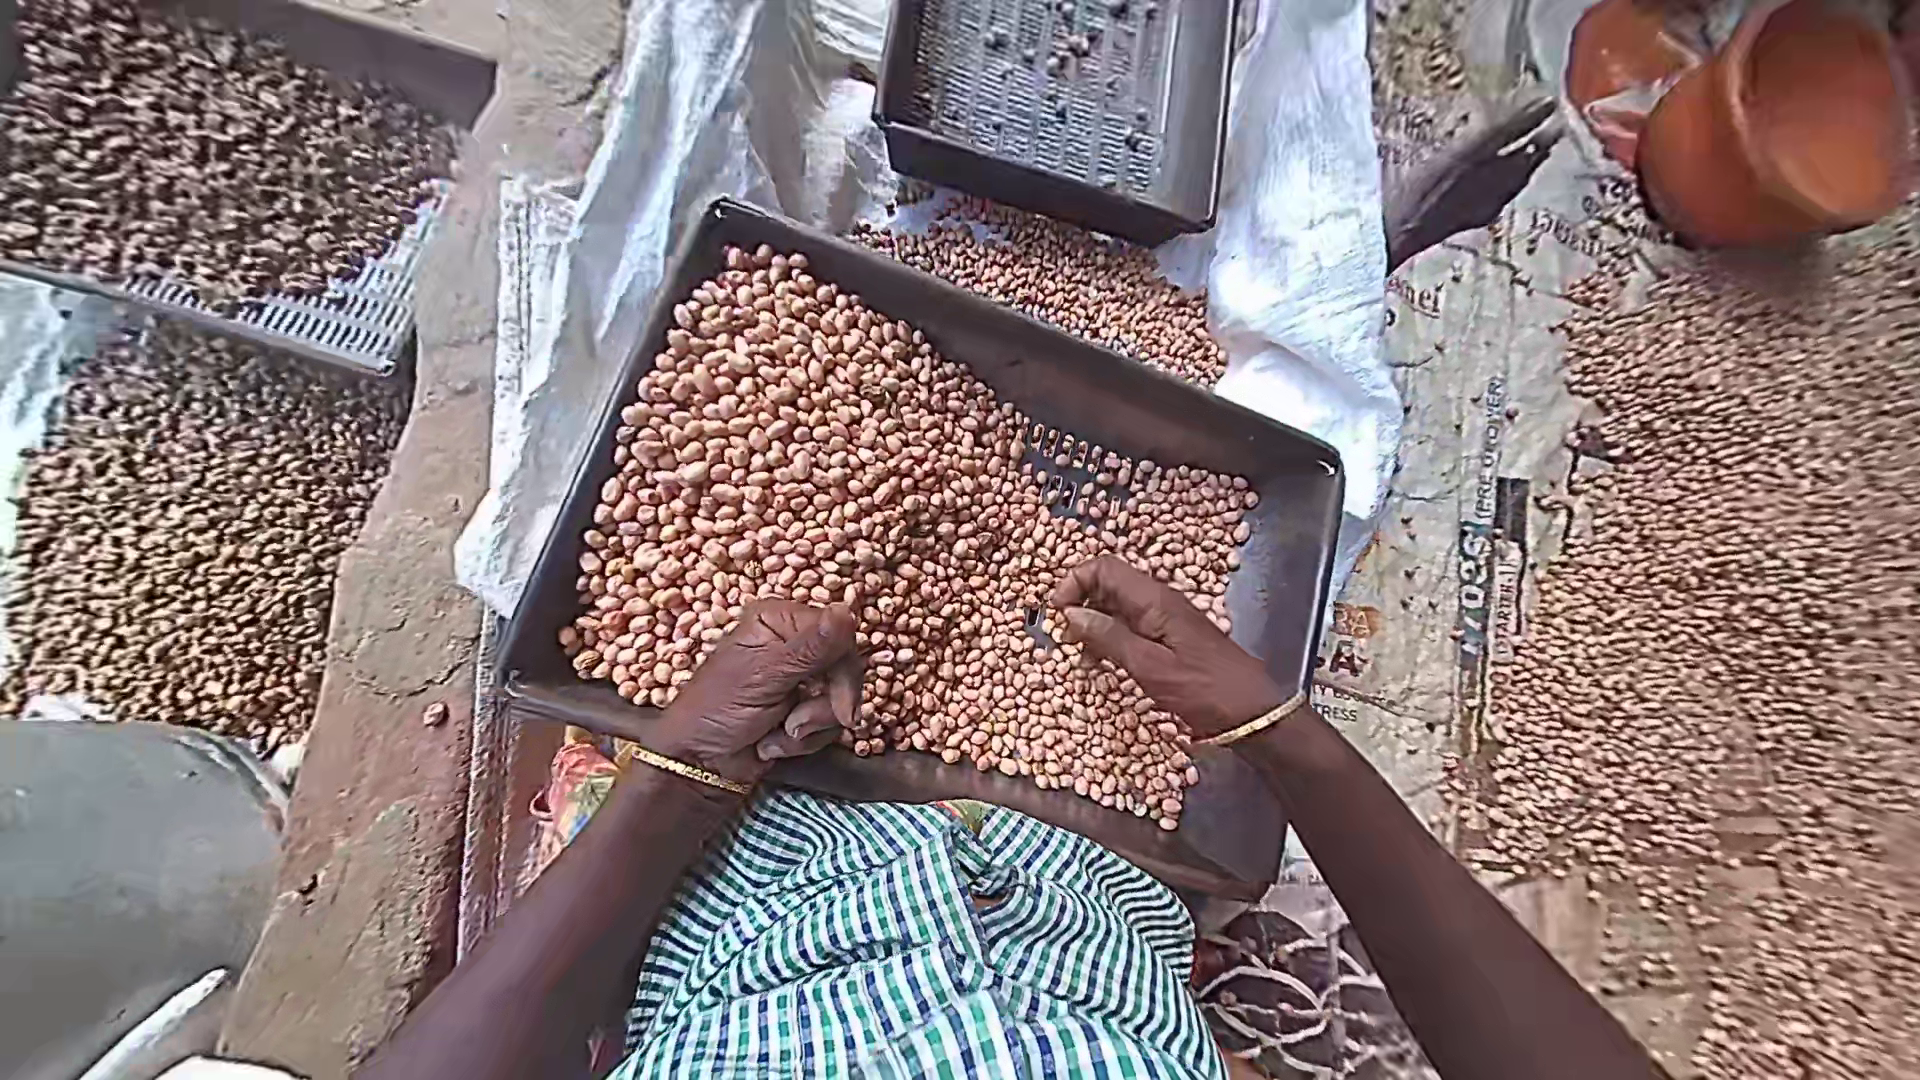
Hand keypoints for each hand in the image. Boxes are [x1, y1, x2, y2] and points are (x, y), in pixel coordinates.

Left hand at [649, 600, 860, 787]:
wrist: (696, 767)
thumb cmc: (717, 712)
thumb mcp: (764, 676)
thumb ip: (810, 647)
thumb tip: (846, 612)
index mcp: (780, 620)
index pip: (839, 633)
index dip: (844, 670)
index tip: (842, 706)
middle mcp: (795, 642)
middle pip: (845, 666)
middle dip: (824, 706)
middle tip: (795, 728)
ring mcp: (800, 676)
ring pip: (840, 698)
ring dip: (810, 725)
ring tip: (778, 735)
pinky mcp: (803, 707)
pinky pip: (829, 721)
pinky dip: (805, 740)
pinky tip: (774, 744)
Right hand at [1050, 555, 1286, 738]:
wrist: (1255, 714)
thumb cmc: (1205, 690)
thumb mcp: (1149, 668)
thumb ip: (1108, 637)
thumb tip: (1070, 614)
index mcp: (1154, 599)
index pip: (1103, 567)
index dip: (1073, 582)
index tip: (1057, 612)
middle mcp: (1156, 600)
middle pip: (1106, 583)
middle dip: (1078, 603)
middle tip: (1065, 637)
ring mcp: (1162, 617)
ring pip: (1114, 605)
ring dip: (1091, 623)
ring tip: (1080, 654)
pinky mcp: (1166, 636)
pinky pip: (1127, 625)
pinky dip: (1108, 637)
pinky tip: (1100, 661)